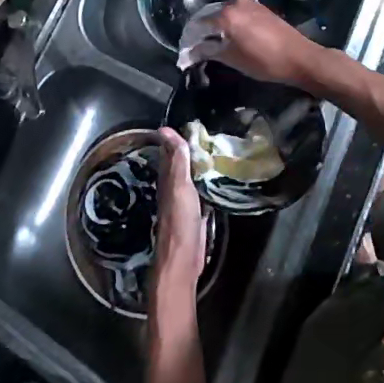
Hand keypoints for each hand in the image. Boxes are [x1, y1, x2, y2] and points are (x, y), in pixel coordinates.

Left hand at [150, 128, 206, 299]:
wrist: (182, 260)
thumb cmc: (180, 222)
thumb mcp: (180, 187)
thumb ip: (178, 161)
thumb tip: (167, 130)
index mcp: (168, 179)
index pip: (170, 151)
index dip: (176, 137)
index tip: (189, 122)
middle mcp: (174, 187)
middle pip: (180, 163)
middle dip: (188, 147)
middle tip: (204, 132)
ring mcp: (185, 201)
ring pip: (191, 176)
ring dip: (198, 164)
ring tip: (213, 150)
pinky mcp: (196, 214)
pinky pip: (201, 191)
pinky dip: (206, 182)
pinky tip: (215, 178)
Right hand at [189, 0, 324, 89]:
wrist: (299, 57)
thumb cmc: (263, 60)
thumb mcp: (232, 58)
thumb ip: (206, 52)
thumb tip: (187, 55)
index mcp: (225, 14)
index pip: (197, 25)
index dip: (189, 40)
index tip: (184, 55)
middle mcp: (234, 2)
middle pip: (208, 16)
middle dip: (199, 33)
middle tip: (194, 51)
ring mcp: (248, 3)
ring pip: (222, 14)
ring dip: (213, 28)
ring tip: (209, 46)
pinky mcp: (258, 7)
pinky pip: (235, 13)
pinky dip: (227, 24)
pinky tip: (227, 37)